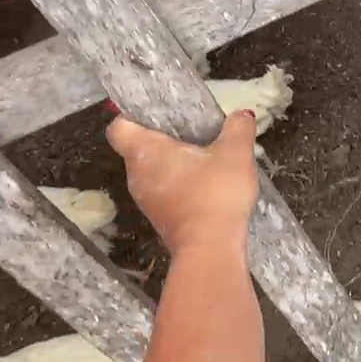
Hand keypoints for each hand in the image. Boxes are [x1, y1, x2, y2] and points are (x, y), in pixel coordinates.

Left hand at [106, 110, 259, 254]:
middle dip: (166, 138)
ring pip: (154, 170)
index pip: (119, 127)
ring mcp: (146, 199)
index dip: (134, 116)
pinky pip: (165, 189)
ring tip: (208, 158)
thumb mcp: (235, 152)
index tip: (162, 114)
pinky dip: (182, 183)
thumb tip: (241, 114)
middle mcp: (137, 174)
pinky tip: (210, 184)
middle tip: (197, 132)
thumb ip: (238, 128)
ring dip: (176, 163)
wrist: (210, 247)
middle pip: (140, 148)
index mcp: (146, 152)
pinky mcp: (160, 216)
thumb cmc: (215, 192)